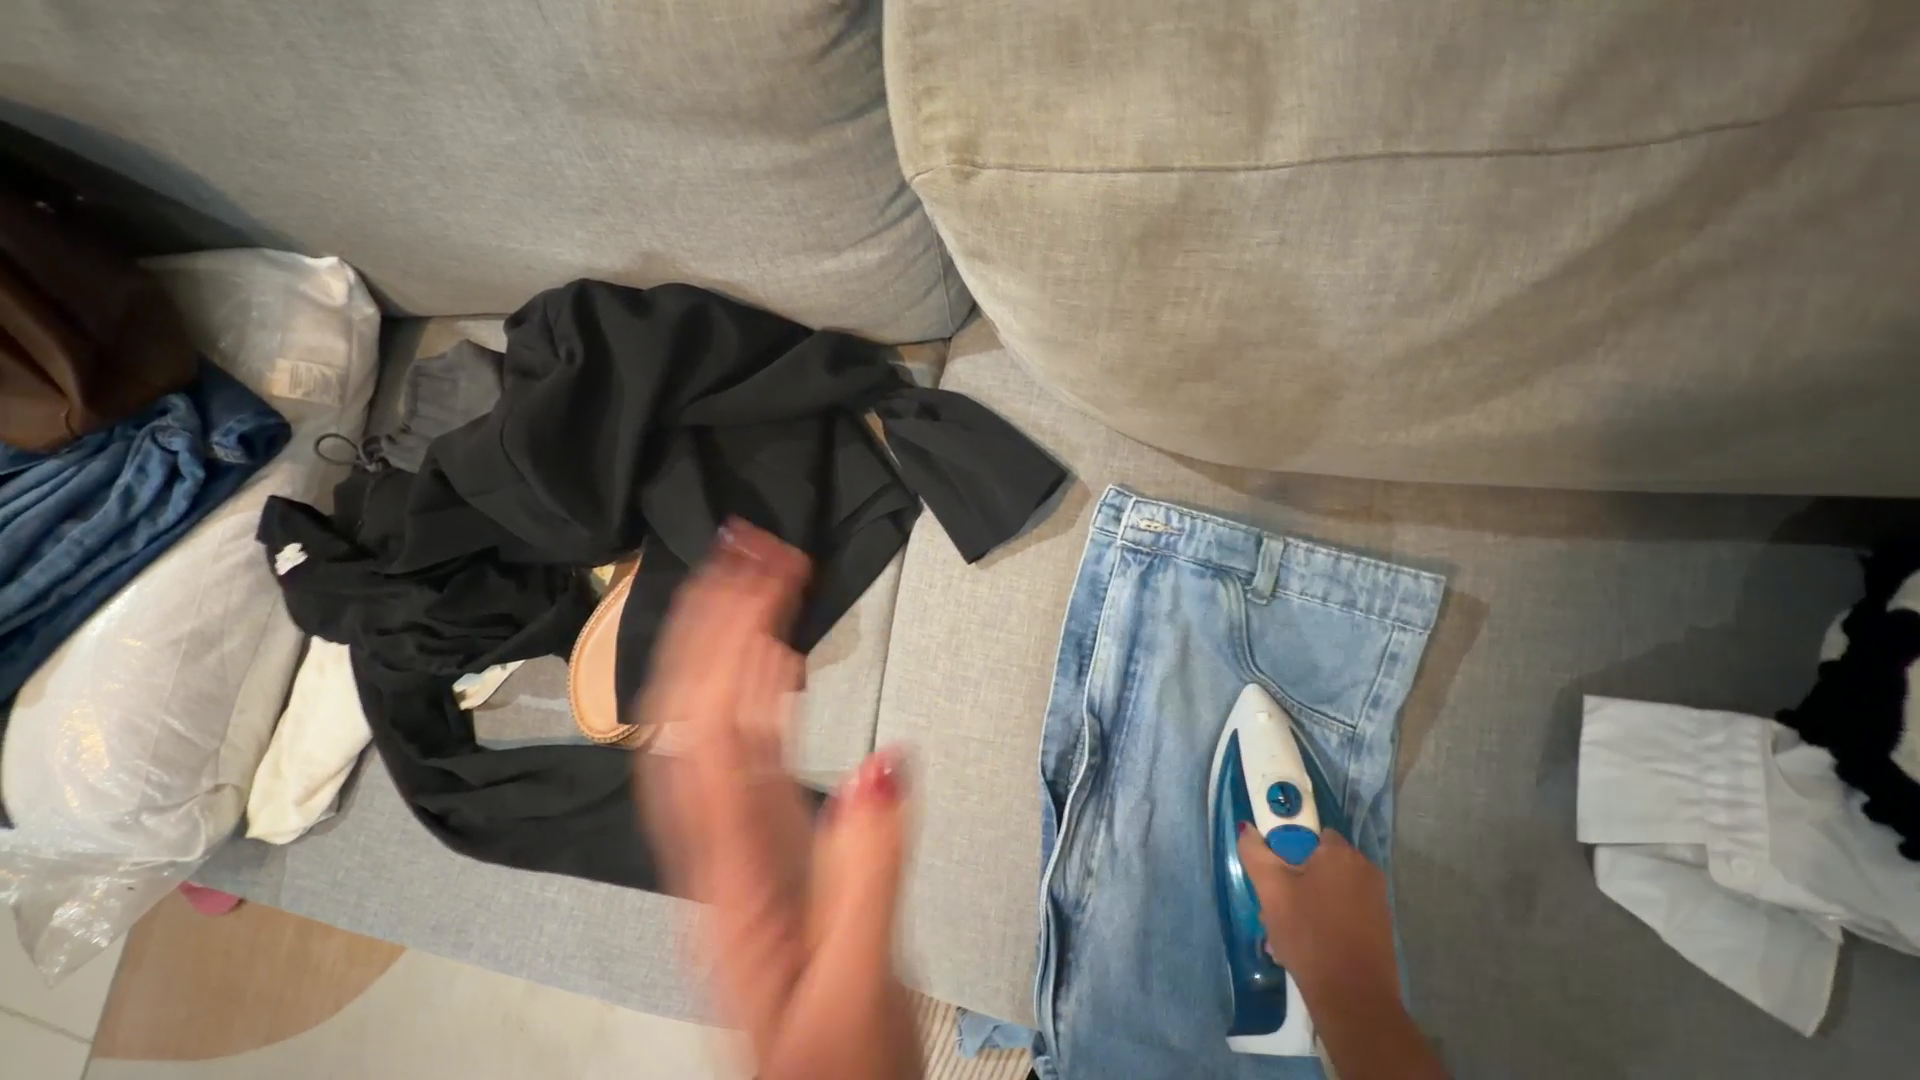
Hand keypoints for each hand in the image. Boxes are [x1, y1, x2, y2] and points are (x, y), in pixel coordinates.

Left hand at [638, 520, 920, 1079]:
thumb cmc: (835, 1068)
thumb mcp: (858, 985)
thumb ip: (867, 872)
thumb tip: (879, 760)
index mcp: (732, 875)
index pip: (712, 729)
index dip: (730, 639)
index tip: (763, 572)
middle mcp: (716, 852)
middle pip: (691, 714)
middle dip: (714, 620)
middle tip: (751, 549)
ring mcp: (731, 850)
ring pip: (706, 727)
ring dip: (724, 647)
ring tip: (755, 583)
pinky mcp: (758, 855)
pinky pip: (738, 757)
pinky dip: (752, 696)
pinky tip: (773, 667)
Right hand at [1236, 826, 1447, 1079]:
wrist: (1353, 997)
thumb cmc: (1309, 934)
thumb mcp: (1271, 889)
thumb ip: (1255, 852)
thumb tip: (1246, 828)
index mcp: (1342, 853)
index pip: (1308, 834)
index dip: (1284, 849)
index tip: (1271, 875)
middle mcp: (1365, 870)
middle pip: (1317, 864)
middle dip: (1292, 881)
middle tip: (1273, 907)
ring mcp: (1376, 901)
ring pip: (1327, 891)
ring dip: (1304, 904)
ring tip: (1284, 933)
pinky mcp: (1379, 928)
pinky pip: (1342, 913)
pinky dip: (1323, 922)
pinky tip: (1305, 947)